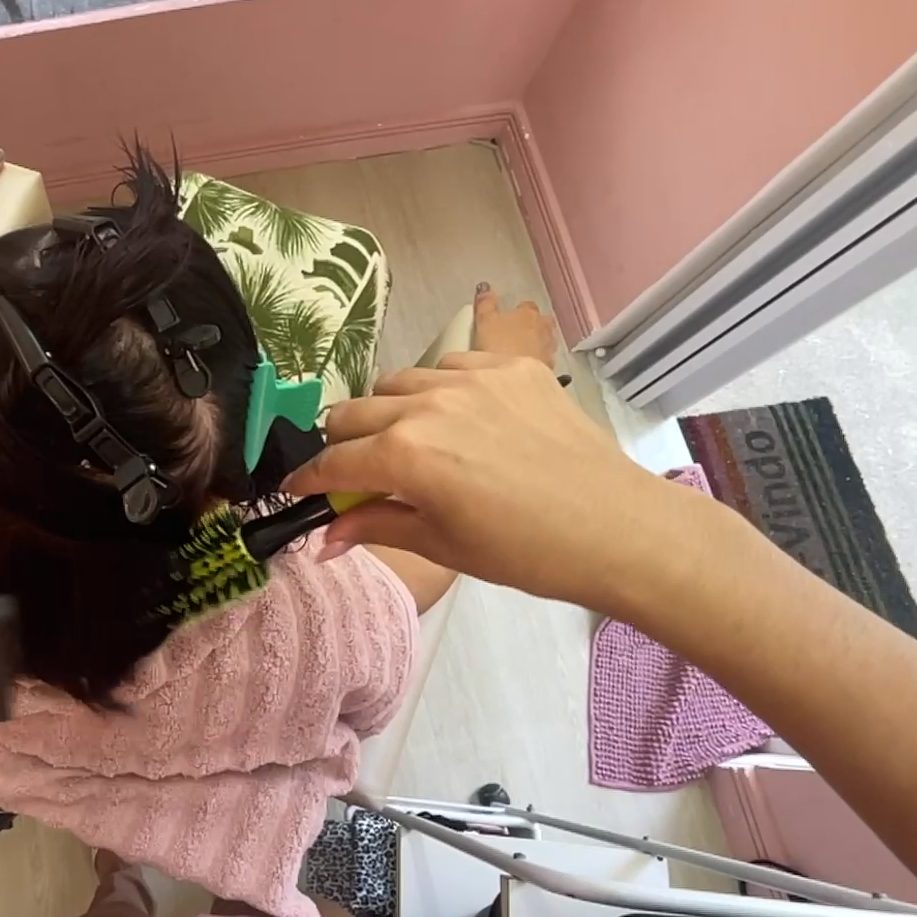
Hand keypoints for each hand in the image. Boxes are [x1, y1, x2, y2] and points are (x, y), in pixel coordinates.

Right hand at [284, 352, 698, 612]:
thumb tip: (322, 541)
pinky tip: (458, 418)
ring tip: (409, 441)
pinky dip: (436, 389)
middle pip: (350, 413)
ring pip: (395, 382)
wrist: (620, 530)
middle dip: (340, 446)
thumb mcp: (439, 545)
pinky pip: (448, 364)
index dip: (307, 481)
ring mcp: (471, 379)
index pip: (332, 463)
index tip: (296, 491)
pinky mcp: (511, 367)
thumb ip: (372, 527)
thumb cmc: (524, 552)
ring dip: (386, 413)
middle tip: (356, 473)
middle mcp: (427, 405)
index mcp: (404, 455)